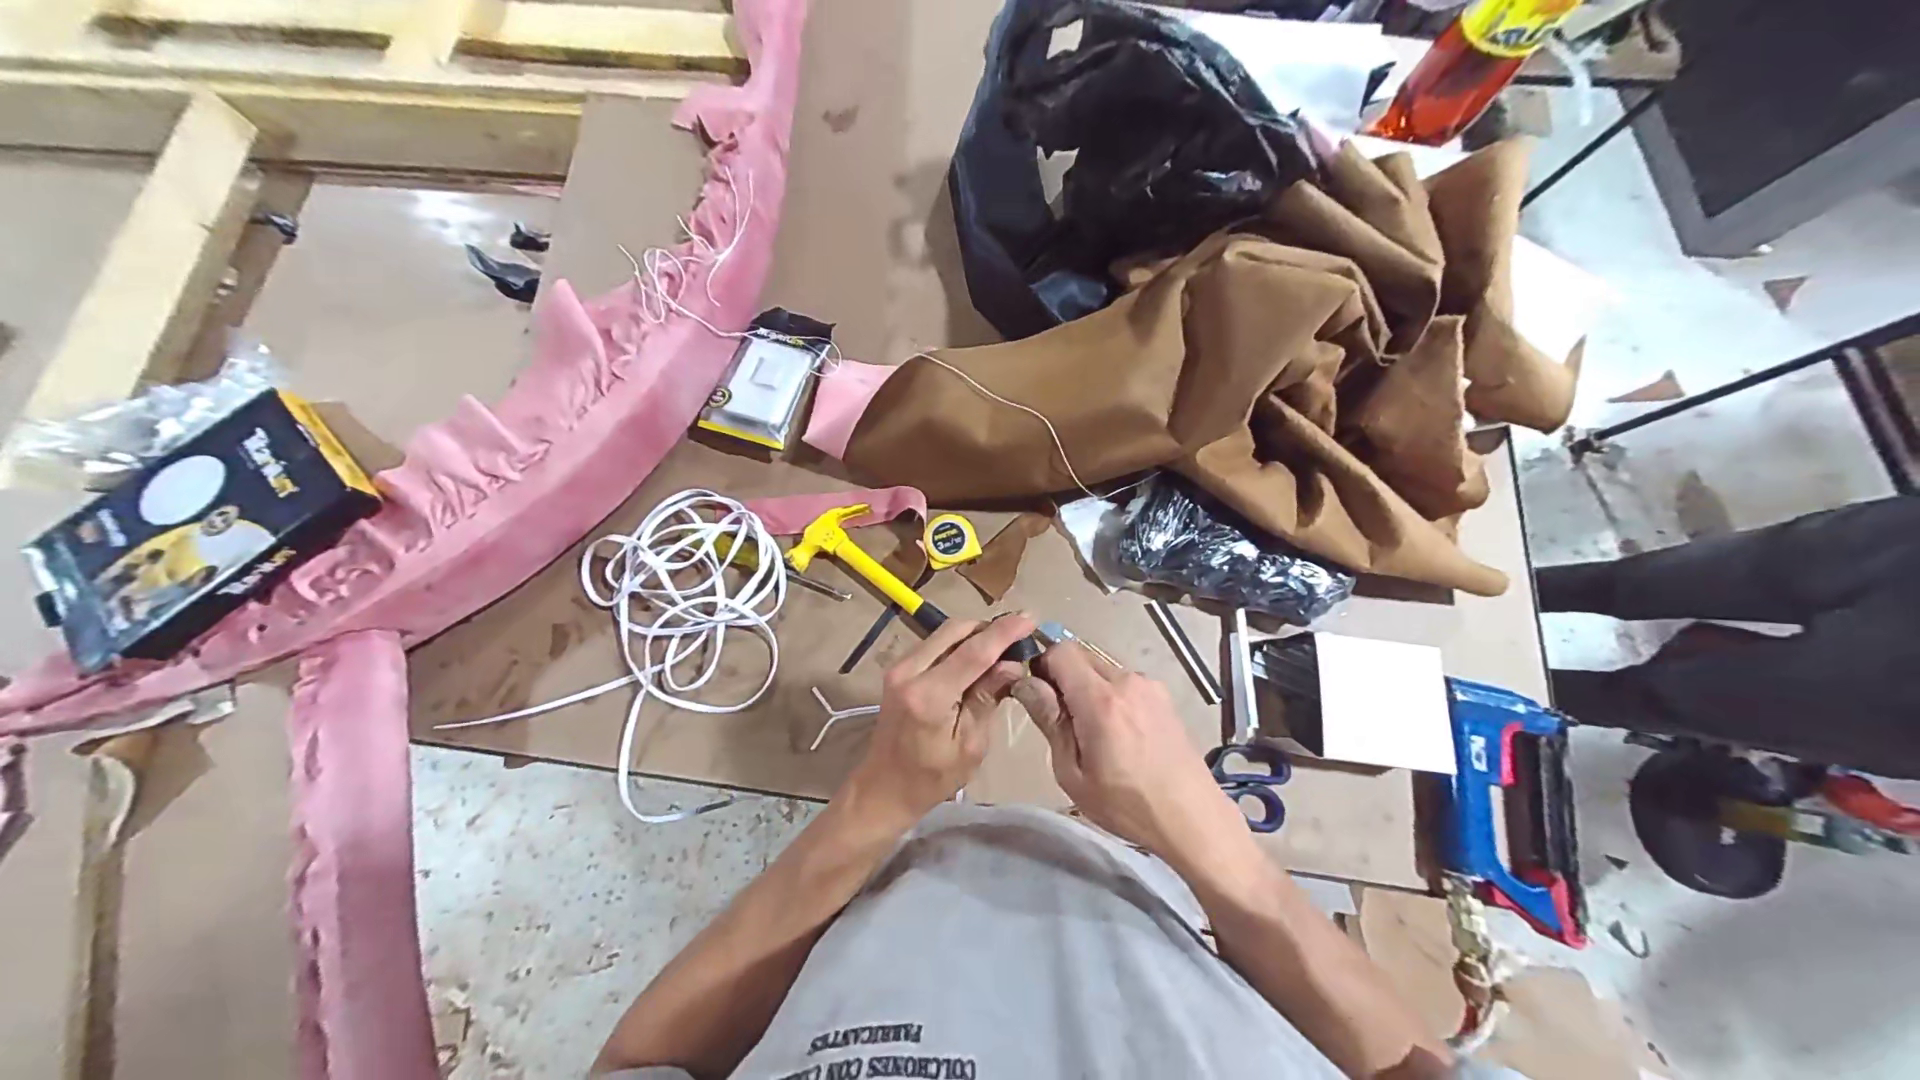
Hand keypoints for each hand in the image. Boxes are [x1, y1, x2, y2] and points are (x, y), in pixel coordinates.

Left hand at [839, 614, 1037, 829]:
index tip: (1030, 618)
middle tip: (1019, 636)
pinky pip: (934, 643)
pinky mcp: (897, 668)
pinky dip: (959, 643)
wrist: (883, 787)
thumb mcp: (970, 745)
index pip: (973, 652)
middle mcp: (908, 671)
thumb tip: (1012, 663)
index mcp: (928, 696)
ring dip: (975, 634)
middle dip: (990, 628)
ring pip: (944, 633)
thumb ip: (987, 698)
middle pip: (956, 630)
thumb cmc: (931, 778)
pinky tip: (977, 658)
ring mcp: (898, 667)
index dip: (1004, 632)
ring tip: (1002, 648)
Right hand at [1010, 643, 1245, 865]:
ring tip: (1094, 732)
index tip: (1039, 695)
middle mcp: (1127, 681)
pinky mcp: (1163, 696)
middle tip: (1063, 719)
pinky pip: (1124, 682)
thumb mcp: (1072, 772)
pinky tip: (1120, 733)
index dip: (1042, 666)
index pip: (1061, 651)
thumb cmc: (1126, 805)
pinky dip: (1111, 695)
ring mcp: (1150, 686)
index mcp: (1100, 699)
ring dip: (1088, 687)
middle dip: (1063, 677)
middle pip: (1081, 655)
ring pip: (1103, 668)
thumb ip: (1049, 721)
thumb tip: (1025, 684)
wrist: (1193, 819)